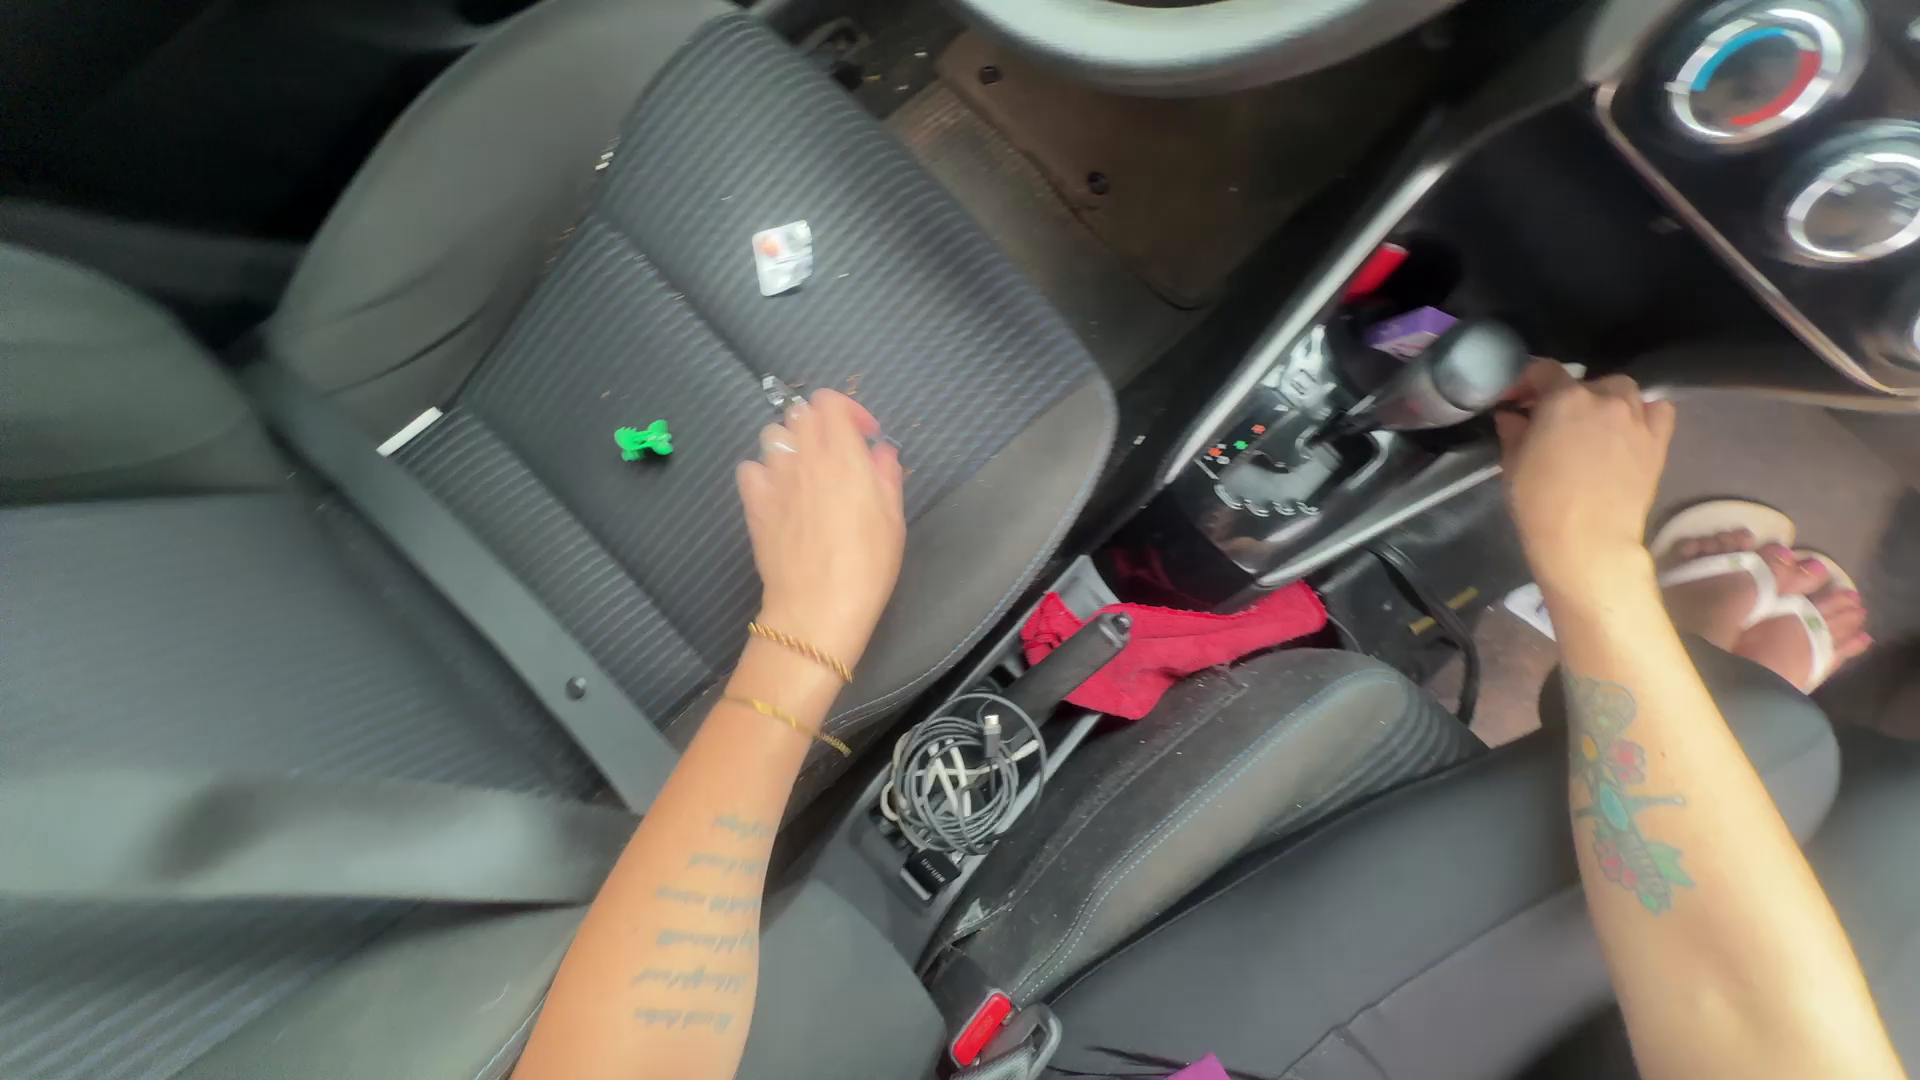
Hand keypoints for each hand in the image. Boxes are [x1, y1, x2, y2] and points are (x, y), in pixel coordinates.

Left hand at [735, 389, 905, 669]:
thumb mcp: (893, 520)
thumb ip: (887, 475)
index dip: (850, 411)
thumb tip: (881, 451)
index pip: (831, 402)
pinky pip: (750, 468)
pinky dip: (764, 471)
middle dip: (822, 423)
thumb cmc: (867, 566)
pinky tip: (780, 492)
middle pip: (801, 412)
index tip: (865, 436)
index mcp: (843, 456)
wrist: (818, 606)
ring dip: (792, 443)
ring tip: (807, 469)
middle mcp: (805, 457)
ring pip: (773, 434)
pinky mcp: (753, 503)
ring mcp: (774, 479)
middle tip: (839, 451)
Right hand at [1494, 364, 1675, 597]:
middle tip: (1548, 418)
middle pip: (1584, 382)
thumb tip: (1512, 416)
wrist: (1586, 536)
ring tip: (1588, 422)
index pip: (1543, 371)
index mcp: (1563, 400)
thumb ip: (1513, 432)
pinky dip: (1640, 411)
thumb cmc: (1537, 499)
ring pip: (1622, 390)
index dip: (1525, 381)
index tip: (1514, 398)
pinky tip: (1625, 427)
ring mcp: (1636, 417)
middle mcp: (1604, 399)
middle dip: (1564, 395)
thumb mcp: (1512, 463)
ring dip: (1602, 399)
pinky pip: (1656, 409)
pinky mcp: (1657, 439)